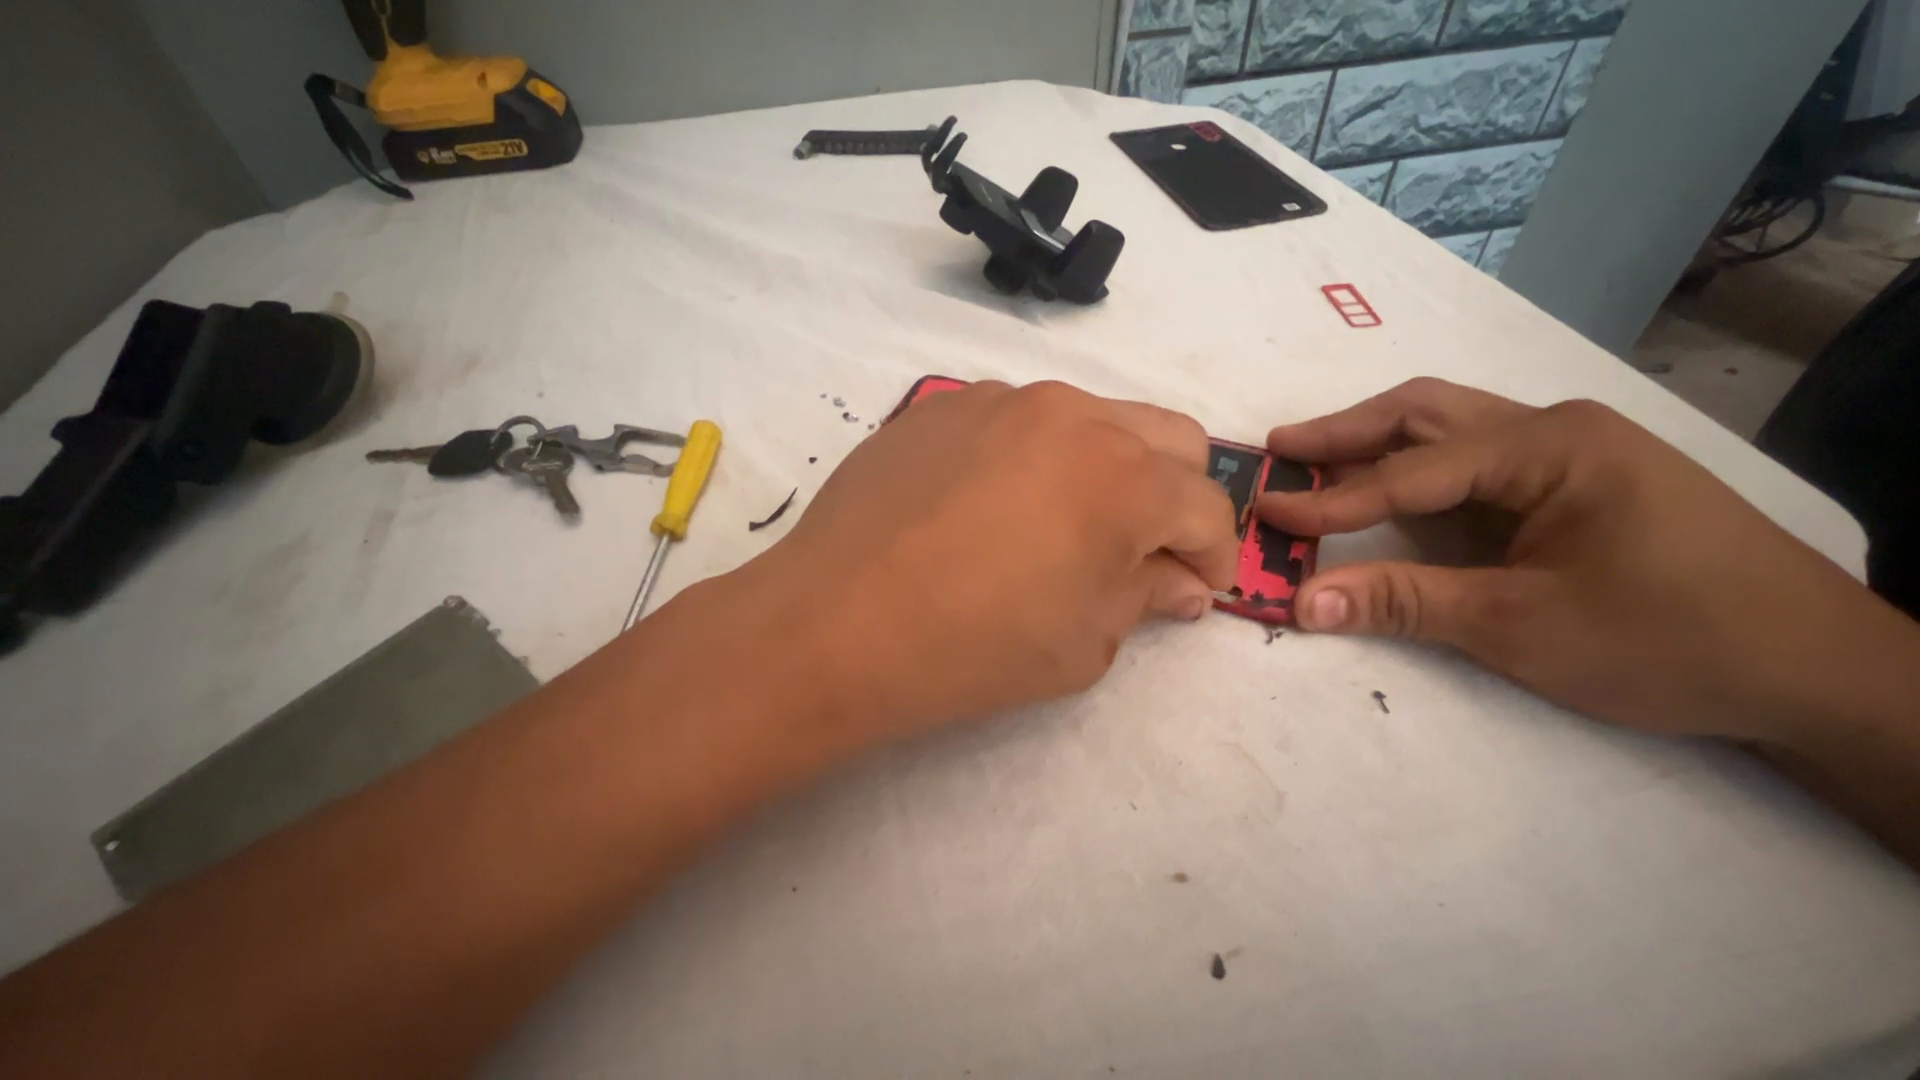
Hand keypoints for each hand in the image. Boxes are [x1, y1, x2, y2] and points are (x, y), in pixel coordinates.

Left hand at [744, 380, 1238, 746]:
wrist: (833, 624)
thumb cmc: (972, 648)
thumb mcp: (1082, 644)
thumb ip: (1144, 598)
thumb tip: (1181, 581)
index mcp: (1124, 478)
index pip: (1205, 505)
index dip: (1213, 553)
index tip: (1196, 587)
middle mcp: (1072, 415)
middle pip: (1168, 436)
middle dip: (1175, 494)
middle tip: (1143, 549)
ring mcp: (1001, 401)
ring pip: (1092, 416)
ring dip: (1106, 466)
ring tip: (1064, 526)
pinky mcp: (943, 406)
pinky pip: (1017, 419)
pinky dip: (1034, 455)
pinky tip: (993, 507)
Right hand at [1256, 378, 1914, 744]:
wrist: (1815, 672)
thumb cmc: (1670, 640)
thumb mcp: (1522, 627)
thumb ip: (1404, 603)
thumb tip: (1302, 603)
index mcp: (1549, 447)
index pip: (1412, 471)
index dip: (1333, 499)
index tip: (1267, 514)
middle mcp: (1556, 430)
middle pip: (1428, 412)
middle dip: (1347, 432)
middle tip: (1280, 451)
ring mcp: (1572, 453)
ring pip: (1453, 429)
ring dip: (1380, 445)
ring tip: (1316, 460)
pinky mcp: (1578, 484)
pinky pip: (1478, 463)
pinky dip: (1419, 472)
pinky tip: (1391, 491)